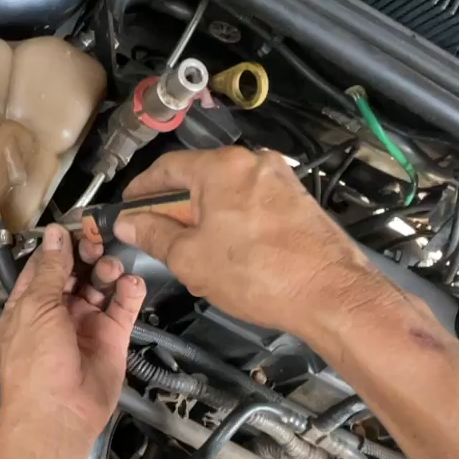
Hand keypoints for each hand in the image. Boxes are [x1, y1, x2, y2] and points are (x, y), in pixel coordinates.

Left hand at [0, 224, 145, 449]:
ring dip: (107, 271)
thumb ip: (50, 270)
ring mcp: (85, 325)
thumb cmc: (35, 364)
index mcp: (29, 305)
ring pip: (101, 287)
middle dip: (87, 255)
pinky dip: (130, 292)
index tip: (76, 226)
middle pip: (76, 272)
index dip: (59, 245)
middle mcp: (57, 312)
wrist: (58, 413)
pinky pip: (123, 308)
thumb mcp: (37, 307)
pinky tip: (131, 284)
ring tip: (110, 269)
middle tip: (97, 243)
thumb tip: (54, 236)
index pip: (44, 265)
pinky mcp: (111, 339)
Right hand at [108, 147, 403, 345]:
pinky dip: (230, 224)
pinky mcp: (297, 203)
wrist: (330, 294)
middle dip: (173, 208)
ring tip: (191, 253)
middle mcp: (254, 164)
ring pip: (225, 194)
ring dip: (202, 219)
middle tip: (154, 234)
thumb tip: (130, 223)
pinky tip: (226, 255)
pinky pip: (250, 206)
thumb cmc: (261, 274)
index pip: (167, 167)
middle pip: (198, 179)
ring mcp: (280, 181)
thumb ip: (153, 235)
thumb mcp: (189, 258)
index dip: (141, 189)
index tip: (129, 205)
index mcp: (222, 167)